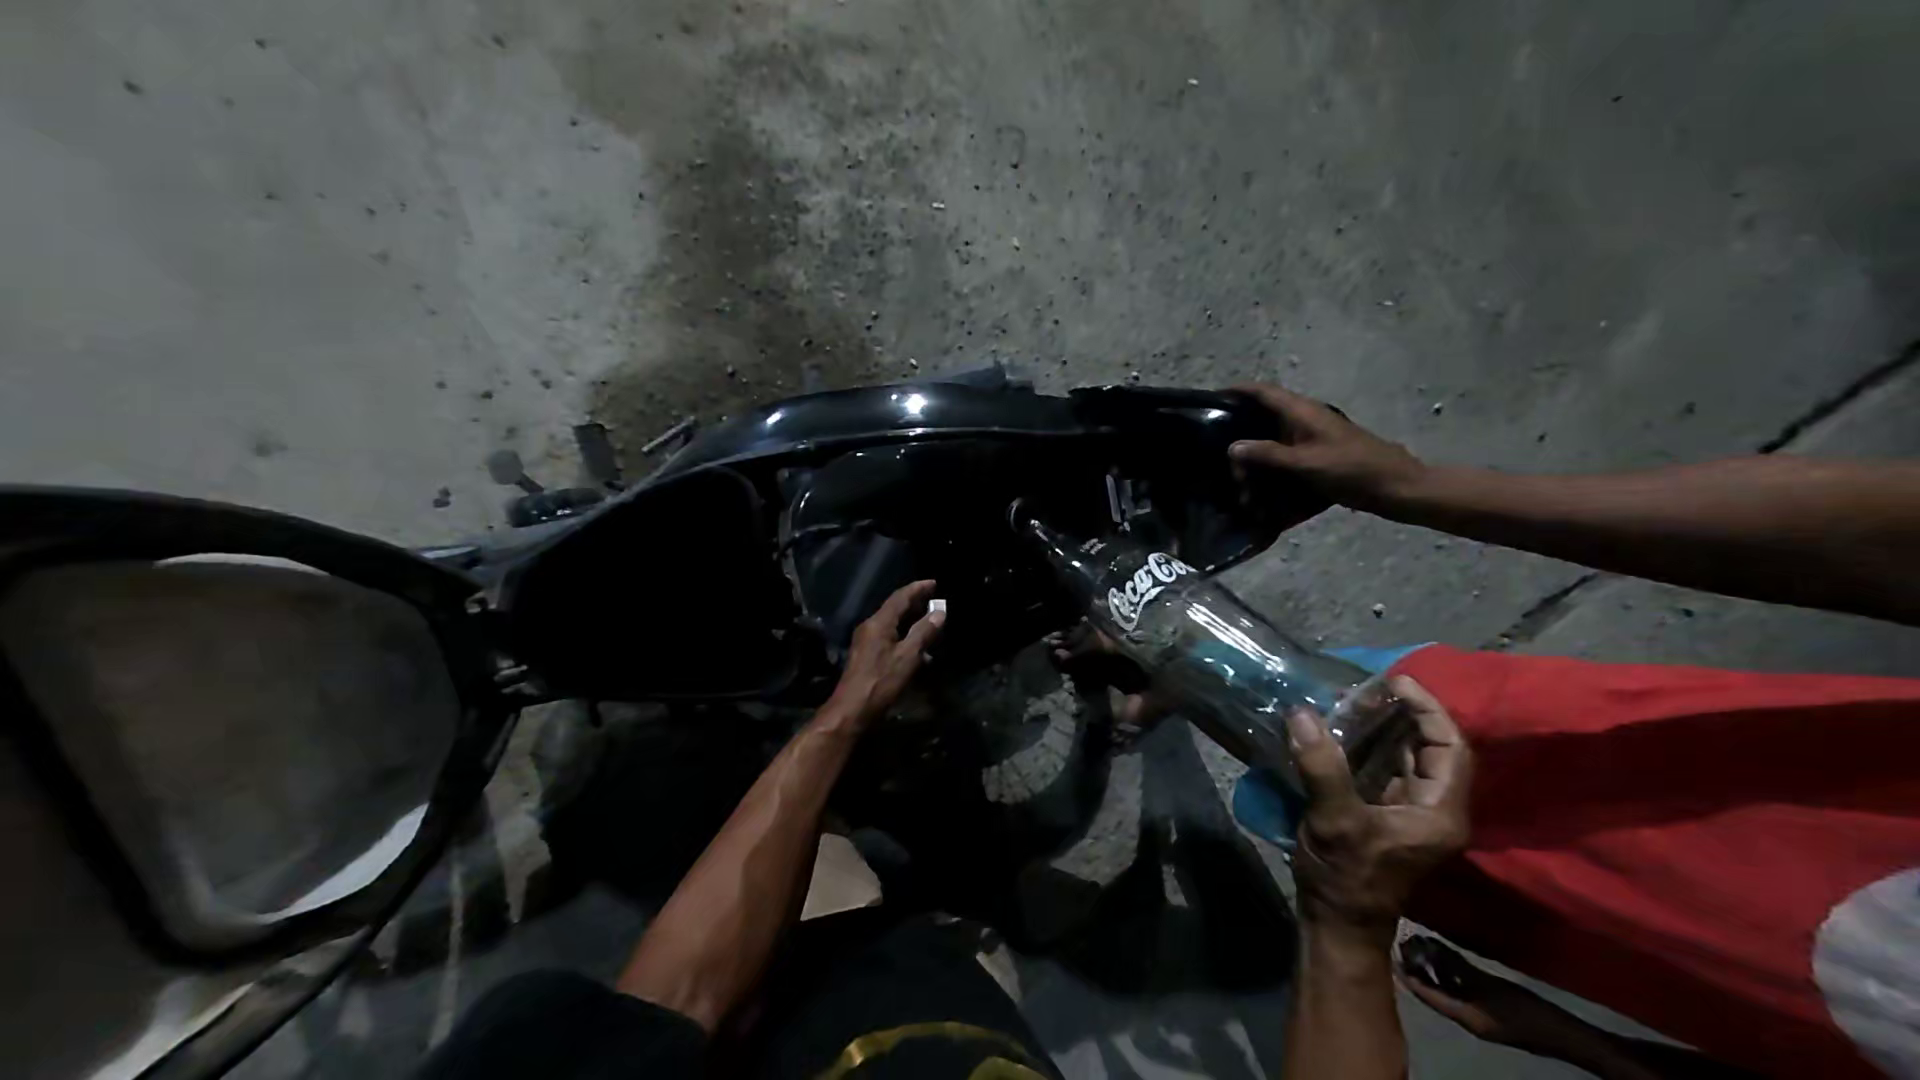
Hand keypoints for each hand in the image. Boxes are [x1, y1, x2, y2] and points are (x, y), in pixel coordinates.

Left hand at [822, 580, 945, 730]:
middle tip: (936, 601)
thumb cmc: (881, 681)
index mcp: (879, 623)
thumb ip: (923, 633)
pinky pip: (890, 640)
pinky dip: (905, 640)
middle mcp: (870, 628)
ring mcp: (866, 643)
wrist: (852, 710)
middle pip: (895, 609)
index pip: (900, 597)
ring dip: (912, 624)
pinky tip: (919, 653)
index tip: (934, 583)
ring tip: (932, 626)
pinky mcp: (866, 657)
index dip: (918, 588)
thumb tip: (939, 612)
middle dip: (916, 604)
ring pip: (893, 626)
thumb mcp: (908, 657)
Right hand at [1229, 383, 1426, 509]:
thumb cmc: (1351, 470)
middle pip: (1265, 416)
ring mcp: (1313, 437)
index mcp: (1303, 412)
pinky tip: (1260, 483)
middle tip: (1220, 453)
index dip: (1239, 390)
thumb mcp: (1306, 463)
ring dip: (1255, 456)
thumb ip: (1268, 454)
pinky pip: (1285, 456)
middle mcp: (1306, 419)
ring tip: (1237, 476)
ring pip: (1274, 440)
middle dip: (1241, 433)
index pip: (1264, 392)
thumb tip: (1233, 447)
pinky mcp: (1318, 454)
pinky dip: (1270, 466)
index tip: (1213, 397)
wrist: (1396, 487)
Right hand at [1290, 676, 1471, 938]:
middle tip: (1368, 687)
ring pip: (1406, 758)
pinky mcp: (1382, 815)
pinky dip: (1366, 746)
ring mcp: (1407, 813)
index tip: (1397, 681)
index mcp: (1438, 811)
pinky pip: (1383, 769)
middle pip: (1432, 749)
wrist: (1337, 921)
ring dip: (1384, 728)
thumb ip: (1322, 768)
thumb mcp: (1336, 821)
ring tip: (1352, 700)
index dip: (1429, 710)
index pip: (1450, 748)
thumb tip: (1302, 714)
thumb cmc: (1347, 876)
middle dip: (1405, 714)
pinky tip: (1340, 731)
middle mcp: (1432, 809)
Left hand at [1397, 934, 1592, 1054]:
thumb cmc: (1529, 1013)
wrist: (1569, 1038)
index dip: (1406, 972)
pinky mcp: (1489, 1013)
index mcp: (1462, 1016)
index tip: (1391, 949)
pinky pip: (1460, 992)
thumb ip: (1461, 969)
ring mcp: (1477, 1017)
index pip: (1423, 993)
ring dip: (1432, 969)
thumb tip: (1434, 949)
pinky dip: (1450, 975)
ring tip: (1420, 943)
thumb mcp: (1492, 986)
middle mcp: (1464, 1018)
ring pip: (1445, 990)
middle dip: (1417, 968)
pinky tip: (1446, 956)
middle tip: (1403, 942)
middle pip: (1431, 991)